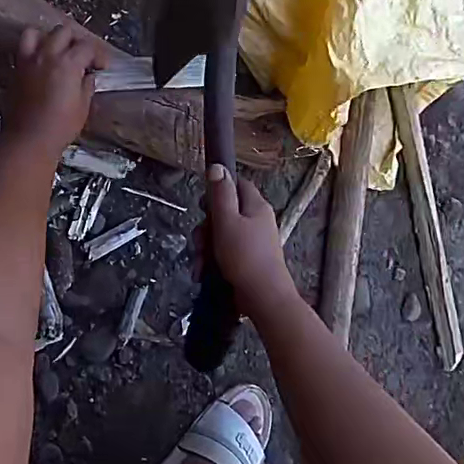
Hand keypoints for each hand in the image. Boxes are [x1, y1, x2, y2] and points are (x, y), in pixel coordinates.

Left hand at [2, 24, 105, 159]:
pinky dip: (33, 49)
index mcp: (68, 64)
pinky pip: (23, 49)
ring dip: (50, 38)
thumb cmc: (60, 127)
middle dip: (77, 40)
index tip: (102, 66)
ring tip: (57, 51)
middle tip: (83, 56)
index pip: (87, 46)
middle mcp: (47, 55)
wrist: (28, 139)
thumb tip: (87, 76)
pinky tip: (41, 63)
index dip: (98, 54)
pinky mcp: (15, 70)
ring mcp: (28, 61)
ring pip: (37, 32)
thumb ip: (86, 86)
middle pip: (63, 31)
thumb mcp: (83, 107)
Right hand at [200, 164, 298, 315]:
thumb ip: (220, 194)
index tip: (203, 204)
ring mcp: (253, 242)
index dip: (218, 189)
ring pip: (221, 234)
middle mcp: (257, 221)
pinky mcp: (248, 260)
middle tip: (200, 241)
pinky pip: (225, 252)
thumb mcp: (226, 221)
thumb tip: (217, 166)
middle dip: (206, 227)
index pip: (237, 184)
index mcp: (255, 206)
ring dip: (206, 248)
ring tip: (201, 264)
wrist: (263, 297)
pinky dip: (213, 261)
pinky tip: (204, 274)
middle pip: (225, 211)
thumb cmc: (244, 256)